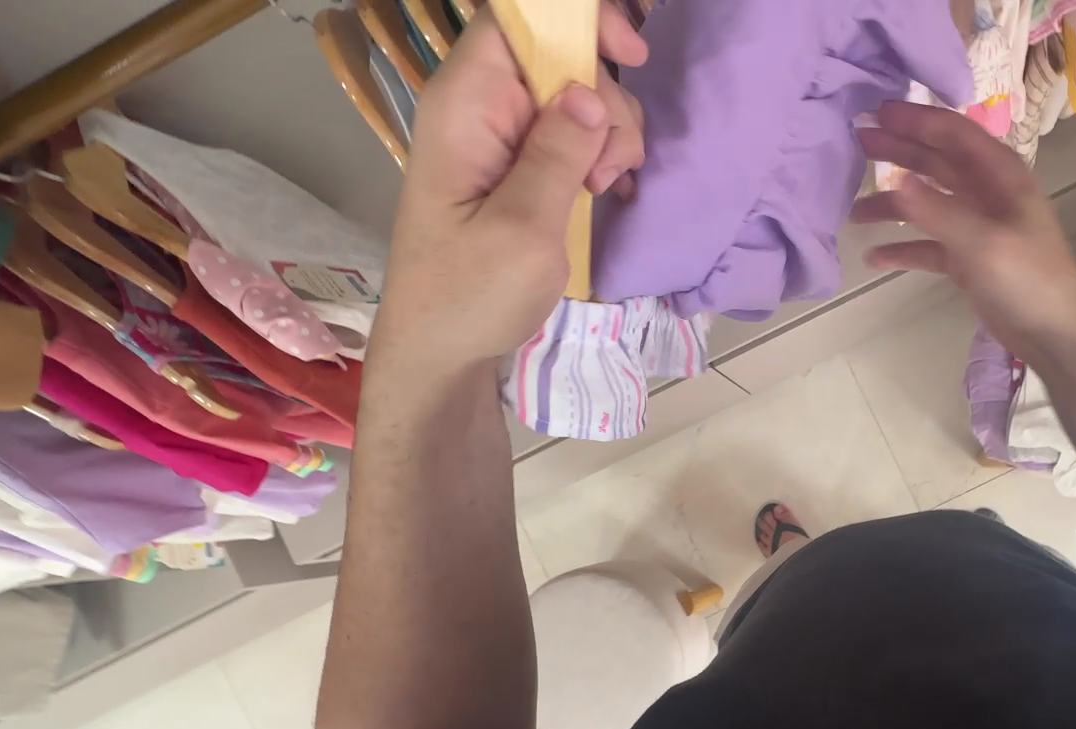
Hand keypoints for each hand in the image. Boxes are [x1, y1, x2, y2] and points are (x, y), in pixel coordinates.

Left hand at [371, 6, 646, 373]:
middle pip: (561, 62)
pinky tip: (607, 194)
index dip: (577, 21)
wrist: (445, 349)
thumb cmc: (473, 294)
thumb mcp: (524, 229)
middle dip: (605, 104)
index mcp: (467, 107)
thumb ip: (557, 156)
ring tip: (602, 193)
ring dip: (608, 140)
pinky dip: (599, 161)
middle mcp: (483, 112)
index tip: (630, 55)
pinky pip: (570, 142)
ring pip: (575, 104)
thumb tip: (590, 95)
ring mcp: (503, 144)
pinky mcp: (520, 174)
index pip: (518, 20)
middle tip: (608, 172)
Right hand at [852, 102, 1075, 364]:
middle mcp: (986, 194)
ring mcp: (976, 228)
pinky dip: (904, 250)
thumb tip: (896, 178)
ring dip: (893, 207)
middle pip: (936, 164)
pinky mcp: (967, 260)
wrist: (1052, 332)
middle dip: (898, 154)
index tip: (877, 111)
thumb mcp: (982, 242)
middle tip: (856, 145)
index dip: (916, 120)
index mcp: (1000, 176)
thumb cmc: (1027, 279)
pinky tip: (875, 257)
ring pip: (927, 206)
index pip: (953, 134)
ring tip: (854, 212)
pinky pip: (928, 247)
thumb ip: (938, 210)